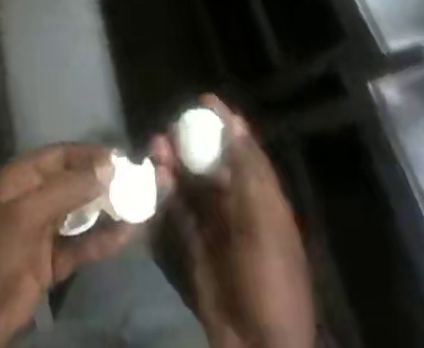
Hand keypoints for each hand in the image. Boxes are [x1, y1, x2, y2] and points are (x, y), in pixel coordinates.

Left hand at [0, 144, 139, 347]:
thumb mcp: (26, 214)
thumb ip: (66, 190)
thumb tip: (107, 165)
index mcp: (19, 178)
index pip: (60, 156)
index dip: (90, 154)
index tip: (125, 157)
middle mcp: (32, 199)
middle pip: (74, 183)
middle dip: (105, 181)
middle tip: (143, 181)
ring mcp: (42, 232)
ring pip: (81, 215)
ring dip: (109, 210)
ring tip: (144, 204)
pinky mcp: (50, 264)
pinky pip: (82, 246)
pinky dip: (104, 241)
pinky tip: (129, 235)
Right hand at [153, 96, 316, 347]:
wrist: (258, 343)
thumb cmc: (268, 278)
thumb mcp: (262, 222)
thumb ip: (247, 172)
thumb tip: (235, 124)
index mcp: (265, 202)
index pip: (246, 153)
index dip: (227, 126)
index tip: (205, 100)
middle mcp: (241, 210)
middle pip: (215, 166)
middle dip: (193, 143)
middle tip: (169, 126)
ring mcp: (218, 229)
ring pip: (194, 186)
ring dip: (176, 165)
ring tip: (155, 146)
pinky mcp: (197, 247)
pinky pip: (180, 211)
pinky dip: (168, 192)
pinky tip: (156, 176)